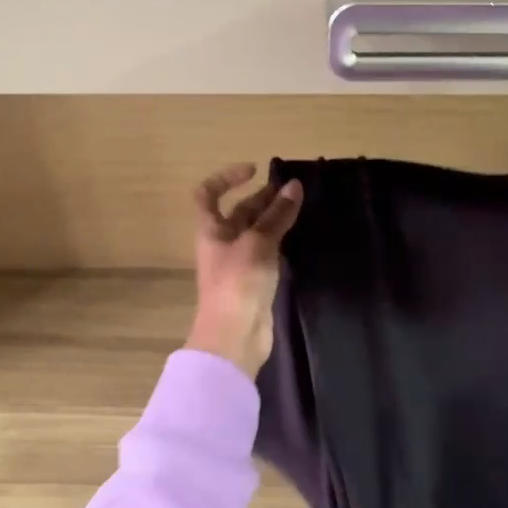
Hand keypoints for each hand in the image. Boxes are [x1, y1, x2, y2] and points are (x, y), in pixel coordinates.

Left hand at [185, 163, 303, 376]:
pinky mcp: (254, 282)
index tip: (254, 171)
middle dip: (262, 198)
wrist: (235, 336)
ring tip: (300, 208)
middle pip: (238, 212)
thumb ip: (277, 215)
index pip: (207, 194)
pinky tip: (298, 237)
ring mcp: (238, 264)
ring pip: (256, 233)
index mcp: (211, 230)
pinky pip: (266, 253)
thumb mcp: (259, 243)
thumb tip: (293, 186)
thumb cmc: (239, 283)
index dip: (226, 177)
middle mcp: (222, 244)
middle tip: (292, 190)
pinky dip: (280, 242)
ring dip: (274, 219)